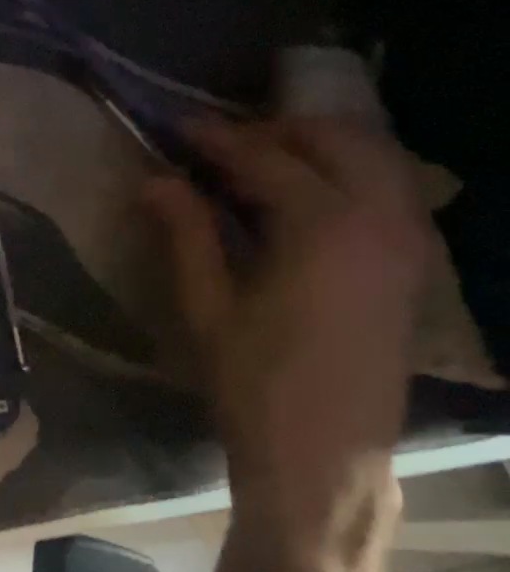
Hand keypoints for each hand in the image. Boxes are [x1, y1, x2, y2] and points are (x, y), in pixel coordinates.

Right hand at [146, 117, 430, 536]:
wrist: (325, 446)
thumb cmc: (251, 379)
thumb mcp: (205, 306)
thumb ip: (186, 235)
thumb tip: (156, 180)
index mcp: (323, 228)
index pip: (267, 159)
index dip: (218, 138)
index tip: (176, 124)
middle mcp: (381, 218)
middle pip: (337, 141)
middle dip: (276, 129)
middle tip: (216, 139)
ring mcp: (409, 237)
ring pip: (376, 158)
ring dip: (318, 145)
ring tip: (259, 156)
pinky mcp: (414, 259)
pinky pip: (390, 187)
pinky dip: (348, 171)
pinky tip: (306, 191)